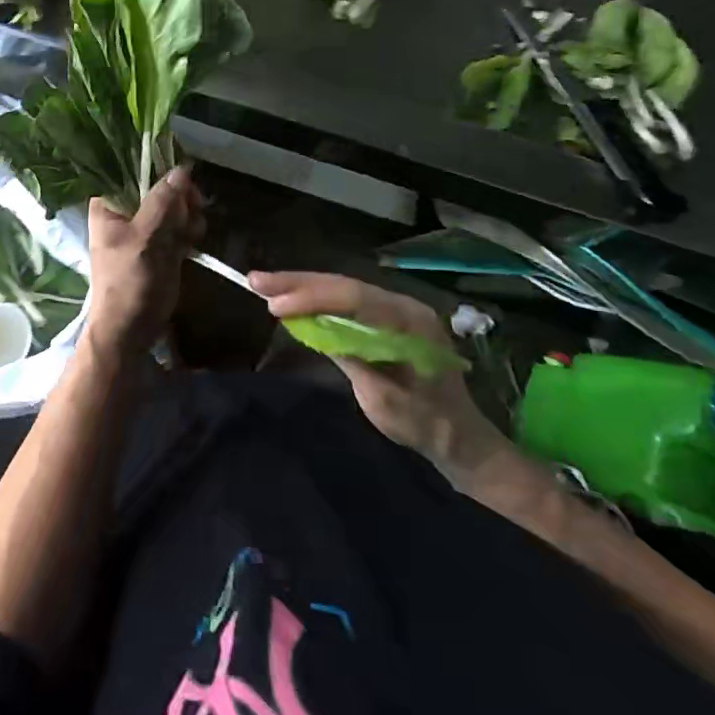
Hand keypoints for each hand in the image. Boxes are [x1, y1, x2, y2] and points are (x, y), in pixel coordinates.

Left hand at [85, 168, 202, 352]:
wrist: (131, 328)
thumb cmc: (128, 283)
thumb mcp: (144, 238)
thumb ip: (162, 202)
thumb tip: (181, 171)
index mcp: (110, 204)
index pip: (134, 170)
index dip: (161, 171)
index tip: (183, 181)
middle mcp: (127, 211)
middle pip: (161, 186)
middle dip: (180, 197)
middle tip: (192, 209)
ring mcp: (146, 228)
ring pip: (175, 205)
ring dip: (189, 215)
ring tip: (191, 233)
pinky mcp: (163, 244)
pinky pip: (181, 225)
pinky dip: (190, 230)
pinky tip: (193, 242)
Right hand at [249, 271, 510, 474]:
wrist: (457, 434)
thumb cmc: (424, 423)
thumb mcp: (383, 401)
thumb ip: (353, 360)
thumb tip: (315, 329)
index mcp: (410, 322)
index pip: (355, 300)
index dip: (312, 299)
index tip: (275, 306)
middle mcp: (404, 306)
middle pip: (345, 285)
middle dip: (299, 283)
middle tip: (256, 279)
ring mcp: (397, 310)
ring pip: (344, 289)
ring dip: (304, 287)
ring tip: (264, 284)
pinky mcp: (387, 320)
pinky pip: (349, 303)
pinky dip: (318, 300)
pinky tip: (293, 299)